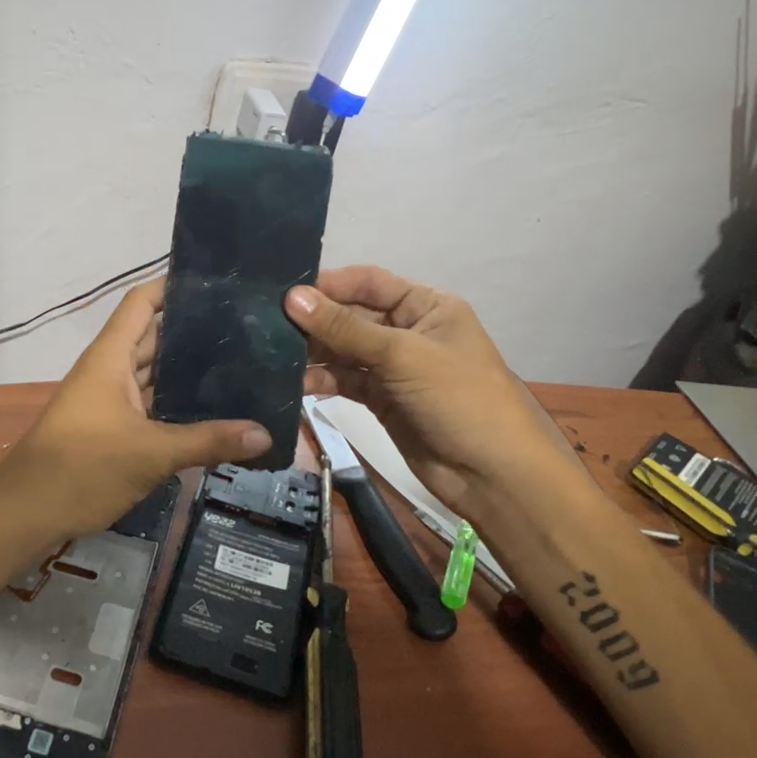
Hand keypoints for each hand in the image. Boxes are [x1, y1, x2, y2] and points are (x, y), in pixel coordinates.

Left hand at [0, 278, 270, 560]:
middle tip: (248, 326)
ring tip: (240, 362)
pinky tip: (212, 410)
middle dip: (193, 330)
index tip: (218, 282)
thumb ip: (208, 442)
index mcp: (110, 358)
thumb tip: (265, 434)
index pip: (142, 302)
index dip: (173, 286)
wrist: (24, 515)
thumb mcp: (150, 454)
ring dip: (187, 370)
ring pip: (153, 374)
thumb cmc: (81, 469)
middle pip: (153, 337)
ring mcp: (109, 402)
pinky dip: (176, 404)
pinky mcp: (111, 430)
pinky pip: (150, 405)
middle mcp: (109, 371)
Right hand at [287, 266, 569, 507]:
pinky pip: (345, 380)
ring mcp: (394, 367)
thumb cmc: (459, 399)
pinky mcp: (381, 399)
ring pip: (344, 350)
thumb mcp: (402, 356)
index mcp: (426, 306)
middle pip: (352, 315)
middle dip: (314, 319)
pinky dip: (322, 380)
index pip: (369, 282)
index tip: (282, 290)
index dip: (329, 284)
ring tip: (272, 354)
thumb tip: (292, 297)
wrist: (492, 475)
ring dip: (313, 352)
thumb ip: (345, 328)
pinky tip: (295, 383)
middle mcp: (408, 330)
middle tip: (264, 323)